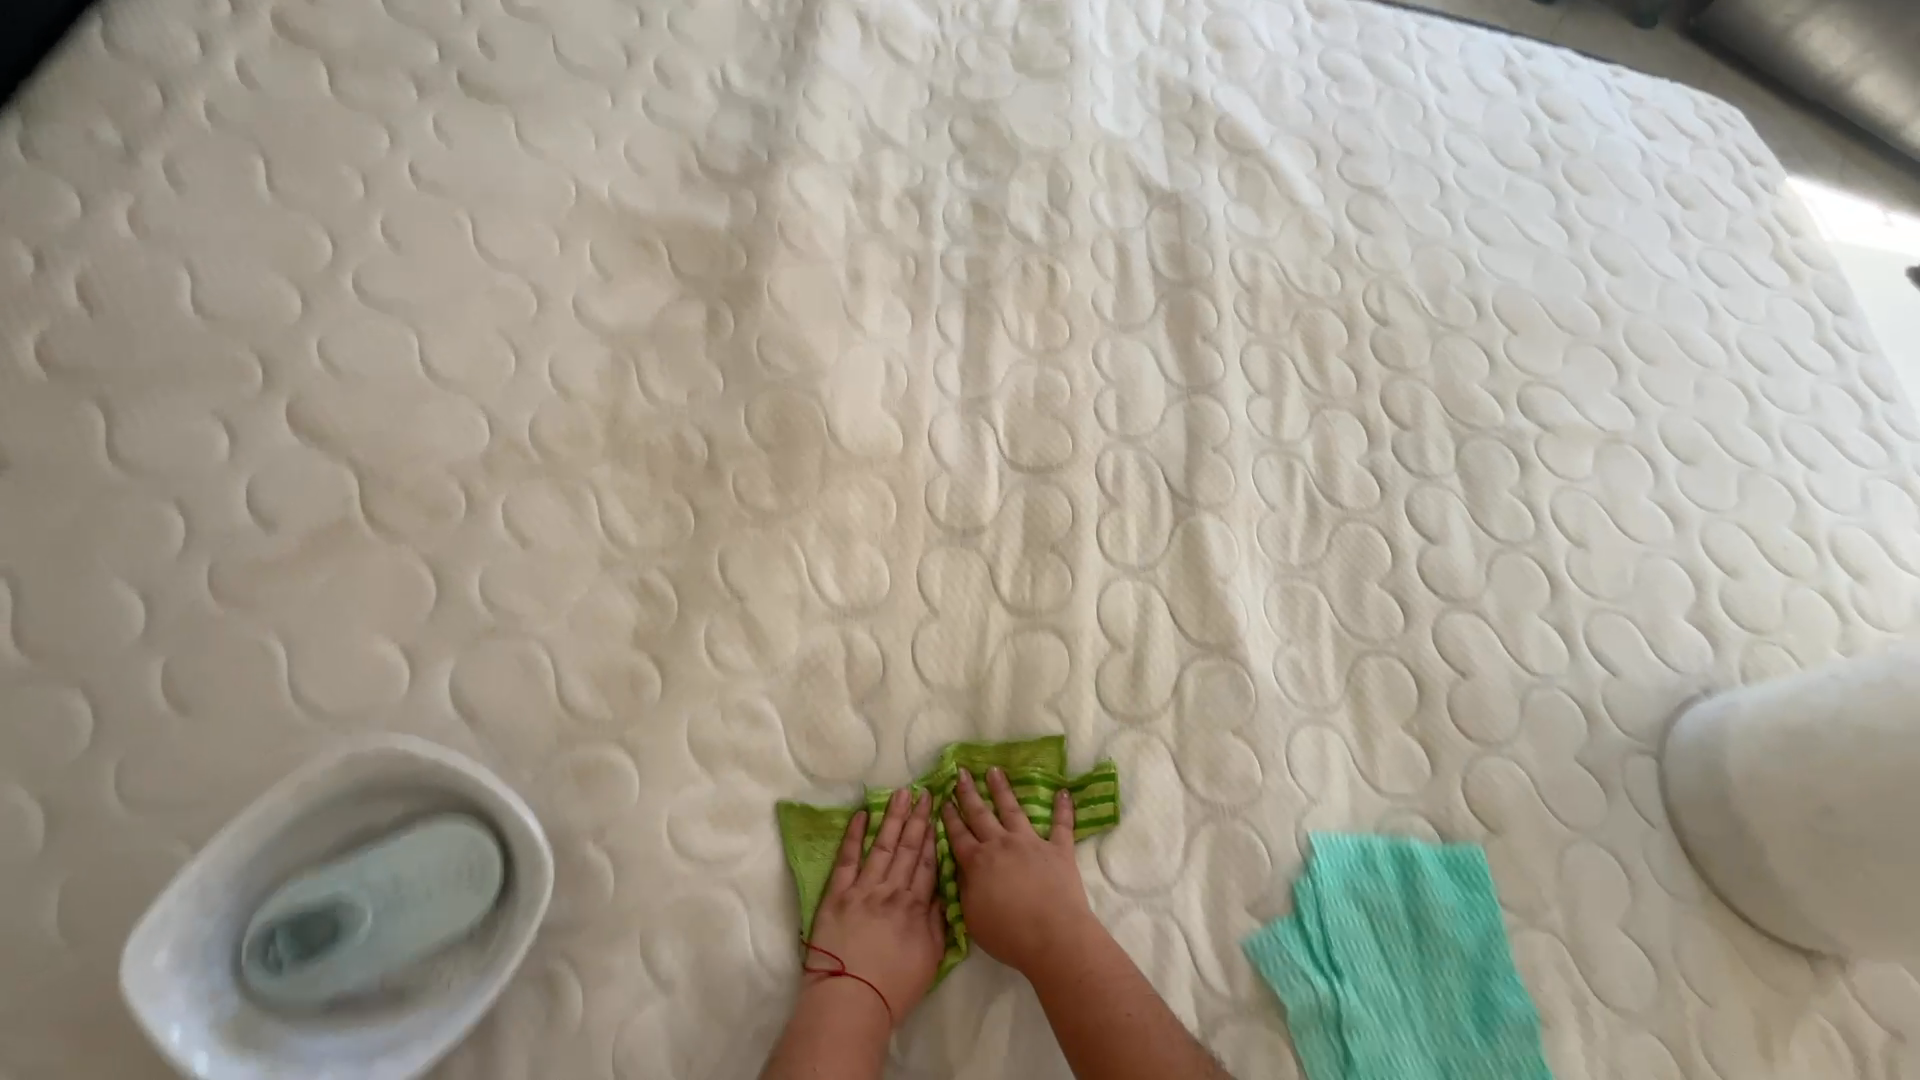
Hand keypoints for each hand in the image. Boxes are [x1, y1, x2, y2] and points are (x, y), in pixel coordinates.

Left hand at [804, 788, 944, 1027]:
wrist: (851, 1000)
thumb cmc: (894, 989)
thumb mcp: (931, 958)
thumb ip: (938, 923)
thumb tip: (943, 893)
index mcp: (916, 907)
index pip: (927, 864)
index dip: (933, 837)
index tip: (938, 814)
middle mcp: (892, 891)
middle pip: (907, 848)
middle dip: (917, 819)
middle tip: (924, 793)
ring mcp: (863, 889)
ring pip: (882, 845)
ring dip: (892, 818)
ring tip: (900, 794)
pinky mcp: (837, 894)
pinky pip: (847, 858)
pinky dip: (854, 835)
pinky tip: (861, 815)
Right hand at [940, 766, 1097, 975]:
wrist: (1052, 937)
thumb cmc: (1008, 936)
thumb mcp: (972, 917)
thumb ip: (965, 890)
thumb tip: (962, 871)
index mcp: (978, 862)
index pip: (958, 835)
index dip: (949, 817)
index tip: (944, 799)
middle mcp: (1001, 845)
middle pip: (980, 815)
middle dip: (969, 793)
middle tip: (962, 772)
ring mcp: (1031, 843)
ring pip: (1013, 810)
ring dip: (1003, 789)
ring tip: (995, 770)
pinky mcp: (1058, 849)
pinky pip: (1062, 825)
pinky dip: (1063, 808)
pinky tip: (1064, 792)